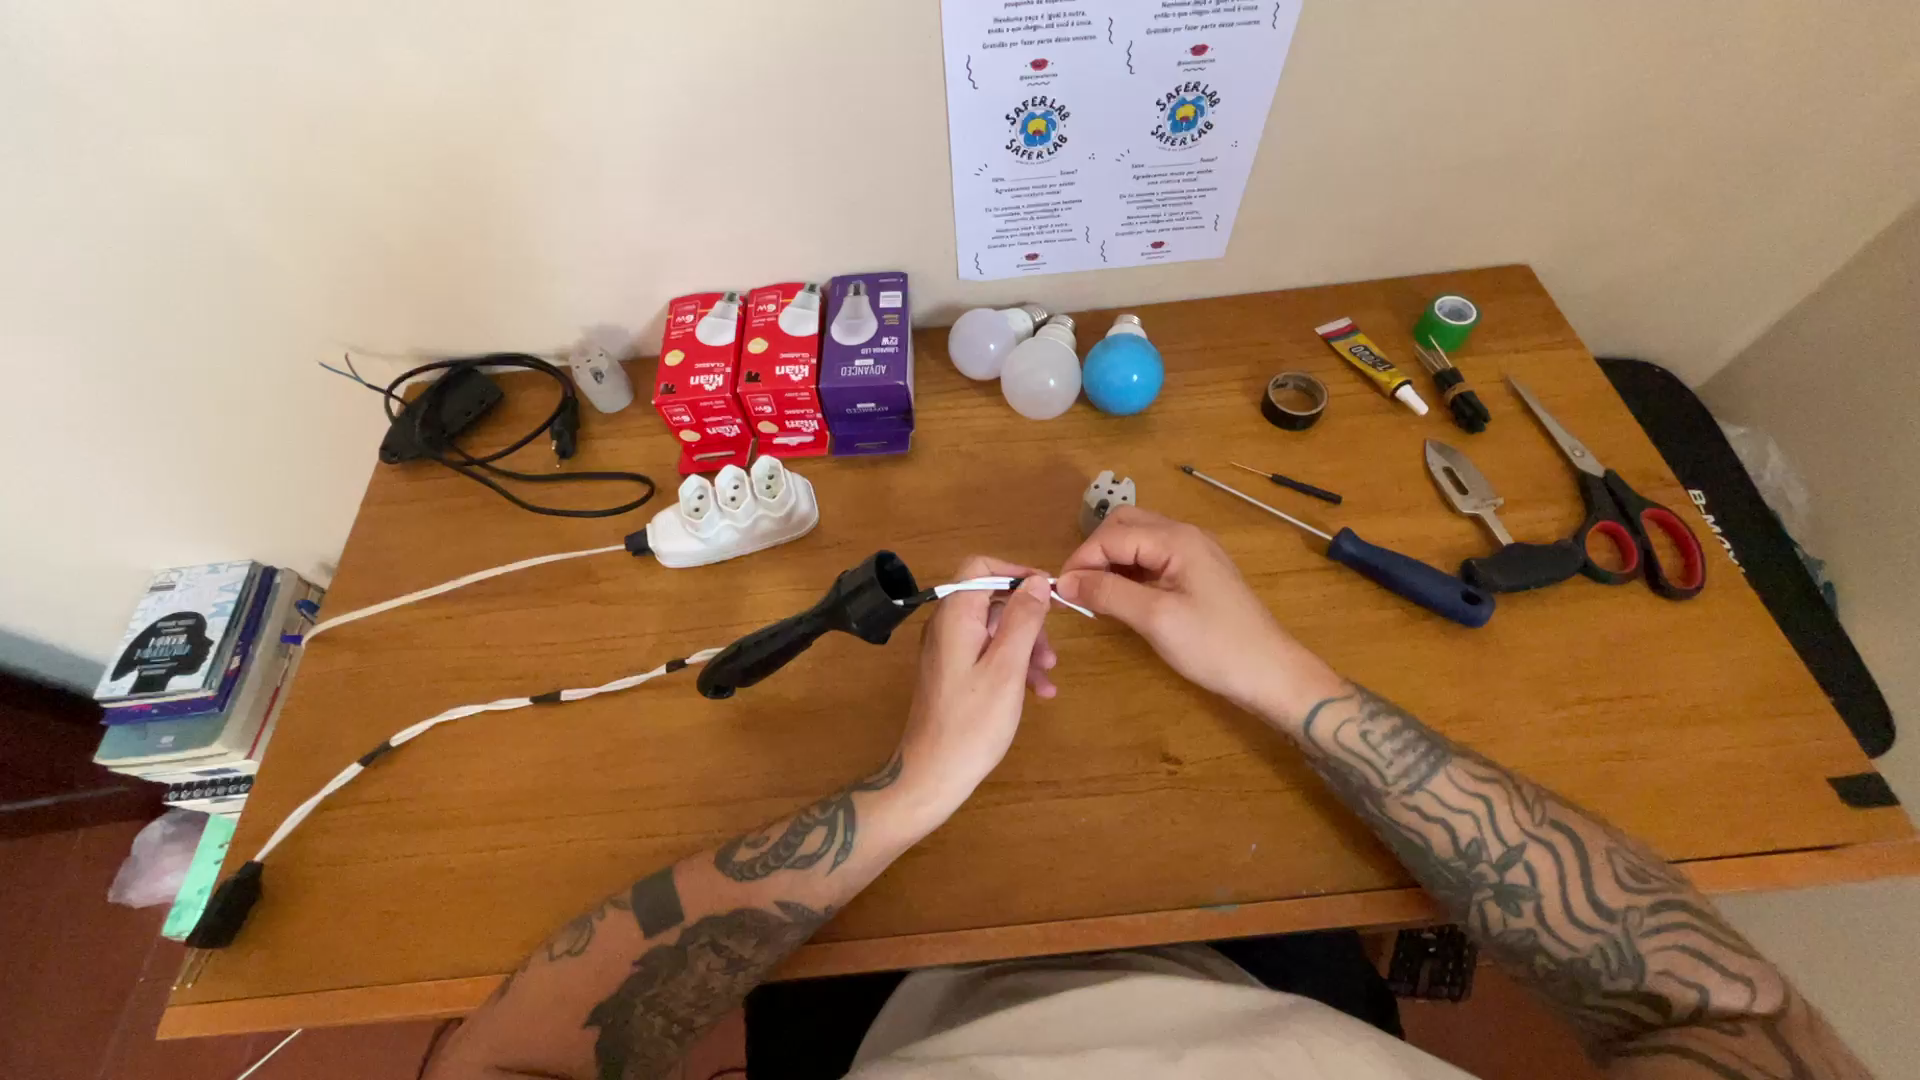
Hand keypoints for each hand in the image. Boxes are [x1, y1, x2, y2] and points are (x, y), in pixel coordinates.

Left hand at [895, 557, 1056, 819]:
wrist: (932, 773)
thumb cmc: (973, 722)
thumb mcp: (1007, 668)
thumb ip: (1023, 619)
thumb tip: (1036, 581)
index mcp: (955, 616)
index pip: (981, 568)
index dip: (1016, 574)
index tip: (1048, 593)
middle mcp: (946, 625)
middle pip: (991, 600)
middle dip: (1027, 619)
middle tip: (1051, 650)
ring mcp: (946, 649)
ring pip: (993, 629)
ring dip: (1025, 646)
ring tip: (1049, 676)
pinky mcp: (951, 671)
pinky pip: (986, 653)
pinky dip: (1012, 665)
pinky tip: (1038, 692)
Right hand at [1055, 507, 1340, 721]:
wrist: (1271, 673)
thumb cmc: (1215, 646)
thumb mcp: (1155, 619)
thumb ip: (1108, 593)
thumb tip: (1065, 581)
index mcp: (1176, 539)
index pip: (1112, 535)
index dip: (1082, 559)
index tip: (1062, 591)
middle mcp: (1184, 535)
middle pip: (1123, 526)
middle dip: (1095, 552)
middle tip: (1079, 589)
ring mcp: (1193, 553)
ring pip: (1136, 540)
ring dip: (1111, 561)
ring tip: (1095, 595)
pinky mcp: (1196, 573)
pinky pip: (1151, 558)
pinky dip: (1129, 571)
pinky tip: (1120, 598)